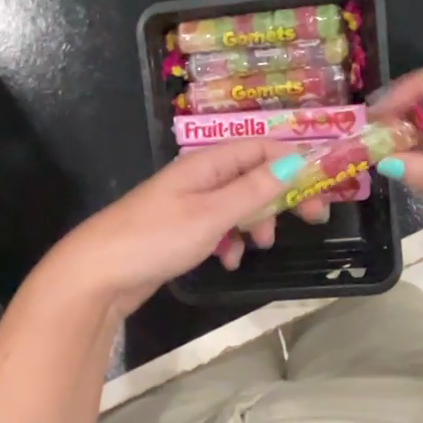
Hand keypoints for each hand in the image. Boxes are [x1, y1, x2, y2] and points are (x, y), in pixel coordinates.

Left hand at [41, 140, 331, 314]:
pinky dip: (229, 242)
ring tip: (259, 248)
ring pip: (237, 205)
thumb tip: (296, 163)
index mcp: (205, 163)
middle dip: (281, 196)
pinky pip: (217, 228)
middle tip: (312, 219)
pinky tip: (228, 261)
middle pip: (252, 175)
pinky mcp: (178, 231)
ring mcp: (186, 205)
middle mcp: (197, 177)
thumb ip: (254, 190)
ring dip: (256, 223)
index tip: (324, 186)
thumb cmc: (156, 238)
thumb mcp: (212, 213)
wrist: (98, 275)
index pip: (261, 147)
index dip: (295, 162)